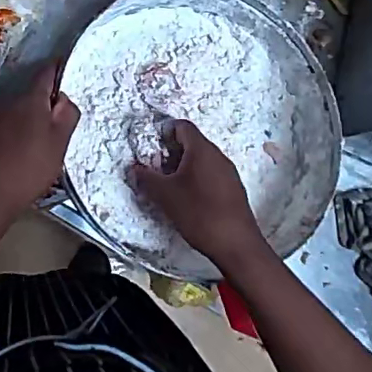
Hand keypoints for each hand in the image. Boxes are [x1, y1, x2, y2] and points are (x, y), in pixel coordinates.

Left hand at [0, 60, 79, 218]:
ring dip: (25, 119)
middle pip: (30, 95)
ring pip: (14, 111)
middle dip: (42, 103)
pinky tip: (13, 152)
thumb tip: (62, 97)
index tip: (63, 69)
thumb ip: (67, 113)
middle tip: (54, 125)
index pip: (45, 73)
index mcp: (31, 100)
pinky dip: (9, 132)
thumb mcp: (61, 142)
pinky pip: (0, 125)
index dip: (57, 69)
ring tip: (33, 143)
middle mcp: (7, 101)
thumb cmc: (31, 168)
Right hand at [130, 120, 270, 272]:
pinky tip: (189, 200)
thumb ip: (146, 178)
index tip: (151, 149)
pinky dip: (196, 179)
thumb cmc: (199, 213)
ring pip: (201, 160)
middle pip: (192, 143)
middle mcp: (218, 156)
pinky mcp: (233, 189)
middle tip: (156, 170)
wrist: (236, 245)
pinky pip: (211, 174)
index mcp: (202, 150)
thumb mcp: (165, 195)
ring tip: (169, 187)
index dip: (164, 132)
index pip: (182, 126)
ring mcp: (229, 172)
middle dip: (171, 153)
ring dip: (183, 168)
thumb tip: (135, 168)